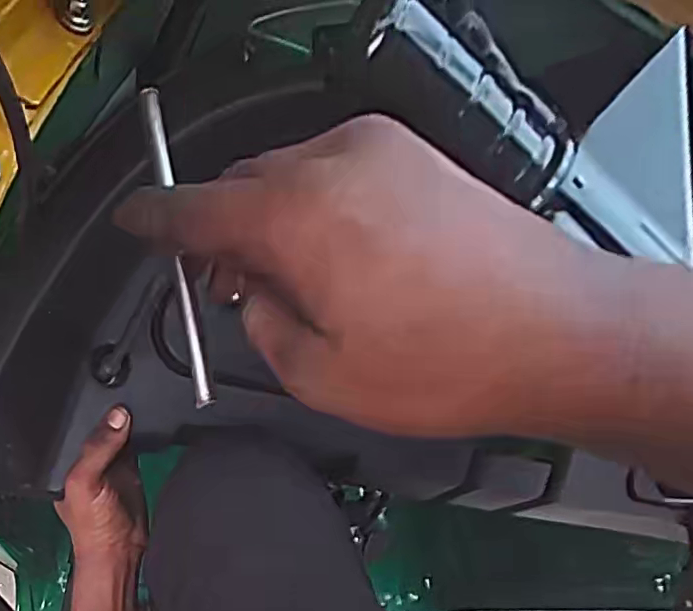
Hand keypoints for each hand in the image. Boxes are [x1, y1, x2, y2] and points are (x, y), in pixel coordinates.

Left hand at [57, 407, 145, 566]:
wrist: (121, 552)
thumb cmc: (91, 528)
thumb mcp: (84, 483)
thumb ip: (97, 450)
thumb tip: (117, 417)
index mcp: (63, 464)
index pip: (74, 427)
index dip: (87, 411)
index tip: (105, 394)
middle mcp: (85, 463)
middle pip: (97, 426)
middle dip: (109, 413)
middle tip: (124, 395)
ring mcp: (108, 466)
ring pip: (116, 432)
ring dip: (125, 422)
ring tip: (135, 406)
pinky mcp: (129, 470)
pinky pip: (135, 444)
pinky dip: (140, 434)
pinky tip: (144, 424)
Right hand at [115, 114, 639, 437]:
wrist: (560, 337)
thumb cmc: (448, 362)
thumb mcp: (319, 375)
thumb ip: (262, 328)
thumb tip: (252, 300)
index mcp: (299, 218)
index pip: (195, 208)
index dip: (153, 219)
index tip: (132, 222)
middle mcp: (337, 165)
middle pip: (238, 186)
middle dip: (216, 233)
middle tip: (219, 286)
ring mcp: (382, 153)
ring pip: (284, 178)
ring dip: (264, 224)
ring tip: (280, 284)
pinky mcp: (416, 160)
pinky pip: (330, 174)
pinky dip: (308, 211)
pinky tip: (326, 261)